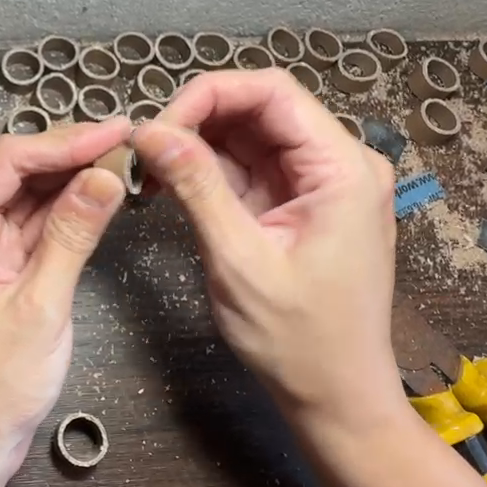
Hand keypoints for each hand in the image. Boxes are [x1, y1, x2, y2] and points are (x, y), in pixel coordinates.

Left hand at [0, 119, 130, 468]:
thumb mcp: (39, 306)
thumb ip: (71, 237)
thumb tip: (105, 177)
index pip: (7, 161)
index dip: (63, 141)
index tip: (114, 131)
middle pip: (16, 172)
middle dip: (71, 154)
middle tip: (128, 141)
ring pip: (28, 197)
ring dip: (72, 179)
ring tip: (124, 161)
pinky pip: (34, 227)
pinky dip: (67, 212)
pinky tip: (101, 196)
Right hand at [129, 69, 402, 427]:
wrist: (333, 394)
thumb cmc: (298, 338)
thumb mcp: (239, 258)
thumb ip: (197, 186)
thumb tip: (149, 131)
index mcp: (342, 168)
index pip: (272, 92)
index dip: (209, 94)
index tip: (157, 127)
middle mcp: (335, 164)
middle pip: (258, 108)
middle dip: (195, 119)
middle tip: (144, 151)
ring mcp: (315, 183)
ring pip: (245, 135)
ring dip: (194, 145)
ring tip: (148, 170)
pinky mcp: (293, 203)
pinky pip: (244, 167)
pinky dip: (203, 171)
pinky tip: (168, 185)